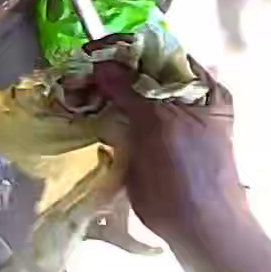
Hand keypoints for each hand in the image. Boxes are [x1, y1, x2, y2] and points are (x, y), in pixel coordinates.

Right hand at [88, 38, 247, 246]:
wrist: (196, 224)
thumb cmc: (189, 169)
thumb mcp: (161, 122)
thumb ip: (130, 89)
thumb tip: (100, 62)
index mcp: (199, 88)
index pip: (159, 52)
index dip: (126, 47)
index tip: (92, 49)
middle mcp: (181, 99)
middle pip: (137, 72)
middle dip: (105, 70)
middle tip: (74, 73)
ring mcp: (160, 120)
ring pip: (123, 94)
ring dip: (97, 90)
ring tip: (71, 91)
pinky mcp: (141, 139)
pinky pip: (116, 116)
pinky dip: (97, 110)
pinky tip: (77, 108)